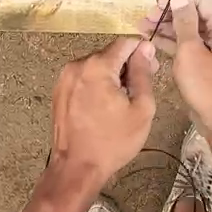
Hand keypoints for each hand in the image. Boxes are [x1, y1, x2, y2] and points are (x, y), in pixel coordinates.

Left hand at [49, 38, 156, 191]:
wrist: (76, 168)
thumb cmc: (112, 142)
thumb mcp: (141, 109)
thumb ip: (143, 74)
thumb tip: (145, 49)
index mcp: (97, 66)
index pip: (125, 43)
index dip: (142, 51)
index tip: (152, 68)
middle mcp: (77, 65)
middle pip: (109, 53)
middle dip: (127, 65)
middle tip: (140, 89)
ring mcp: (64, 78)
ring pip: (96, 65)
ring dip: (111, 75)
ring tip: (122, 101)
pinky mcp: (59, 90)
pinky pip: (83, 77)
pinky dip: (96, 84)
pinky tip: (104, 106)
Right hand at [139, 0, 211, 134]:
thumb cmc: (207, 86)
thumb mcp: (190, 50)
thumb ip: (184, 22)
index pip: (202, 1)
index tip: (157, 2)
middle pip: (195, 15)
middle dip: (169, 14)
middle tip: (146, 16)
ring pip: (190, 31)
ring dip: (167, 28)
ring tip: (143, 27)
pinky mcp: (207, 63)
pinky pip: (189, 46)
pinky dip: (173, 43)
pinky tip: (153, 40)